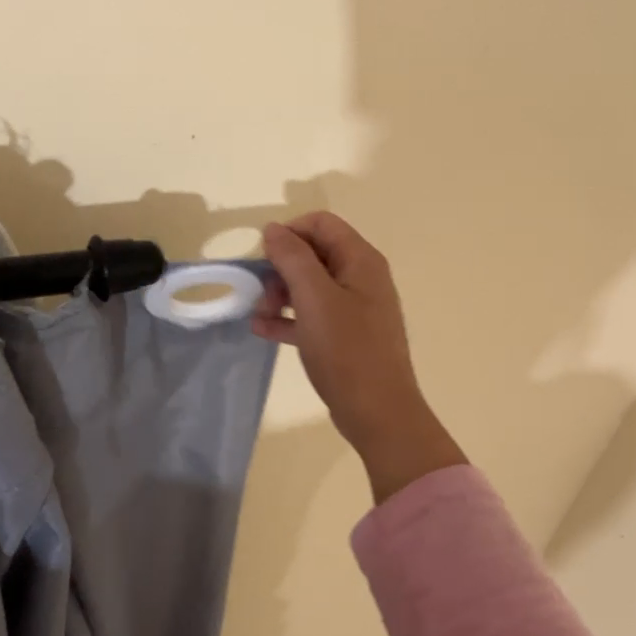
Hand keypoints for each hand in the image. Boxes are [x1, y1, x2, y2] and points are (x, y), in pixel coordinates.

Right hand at [256, 212, 466, 502]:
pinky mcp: (345, 338)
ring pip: (310, 288)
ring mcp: (354, 310)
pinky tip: (262, 331)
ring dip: (280, 296)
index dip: (288, 234)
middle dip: (281, 270)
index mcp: (360, 261)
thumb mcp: (315, 299)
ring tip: (258, 317)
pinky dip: (288, 320)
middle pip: (314, 255)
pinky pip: (312, 317)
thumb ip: (293, 259)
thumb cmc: (347, 351)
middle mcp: (361, 278)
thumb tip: (274, 230)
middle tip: (261, 296)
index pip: (321, 224)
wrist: (377, 411)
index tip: (262, 259)